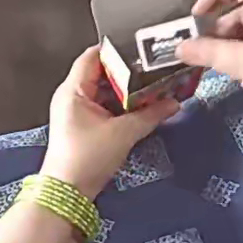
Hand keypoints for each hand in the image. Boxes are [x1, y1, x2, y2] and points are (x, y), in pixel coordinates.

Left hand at [40, 47, 179, 197]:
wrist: (68, 193)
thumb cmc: (88, 157)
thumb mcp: (123, 133)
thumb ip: (150, 115)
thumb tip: (174, 103)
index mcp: (73, 89)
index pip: (93, 56)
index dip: (116, 49)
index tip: (141, 49)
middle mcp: (71, 95)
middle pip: (101, 72)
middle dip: (127, 71)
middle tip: (153, 68)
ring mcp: (75, 110)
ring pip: (104, 90)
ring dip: (126, 89)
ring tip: (152, 85)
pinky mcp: (82, 124)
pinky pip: (103, 105)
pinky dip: (120, 104)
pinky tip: (141, 105)